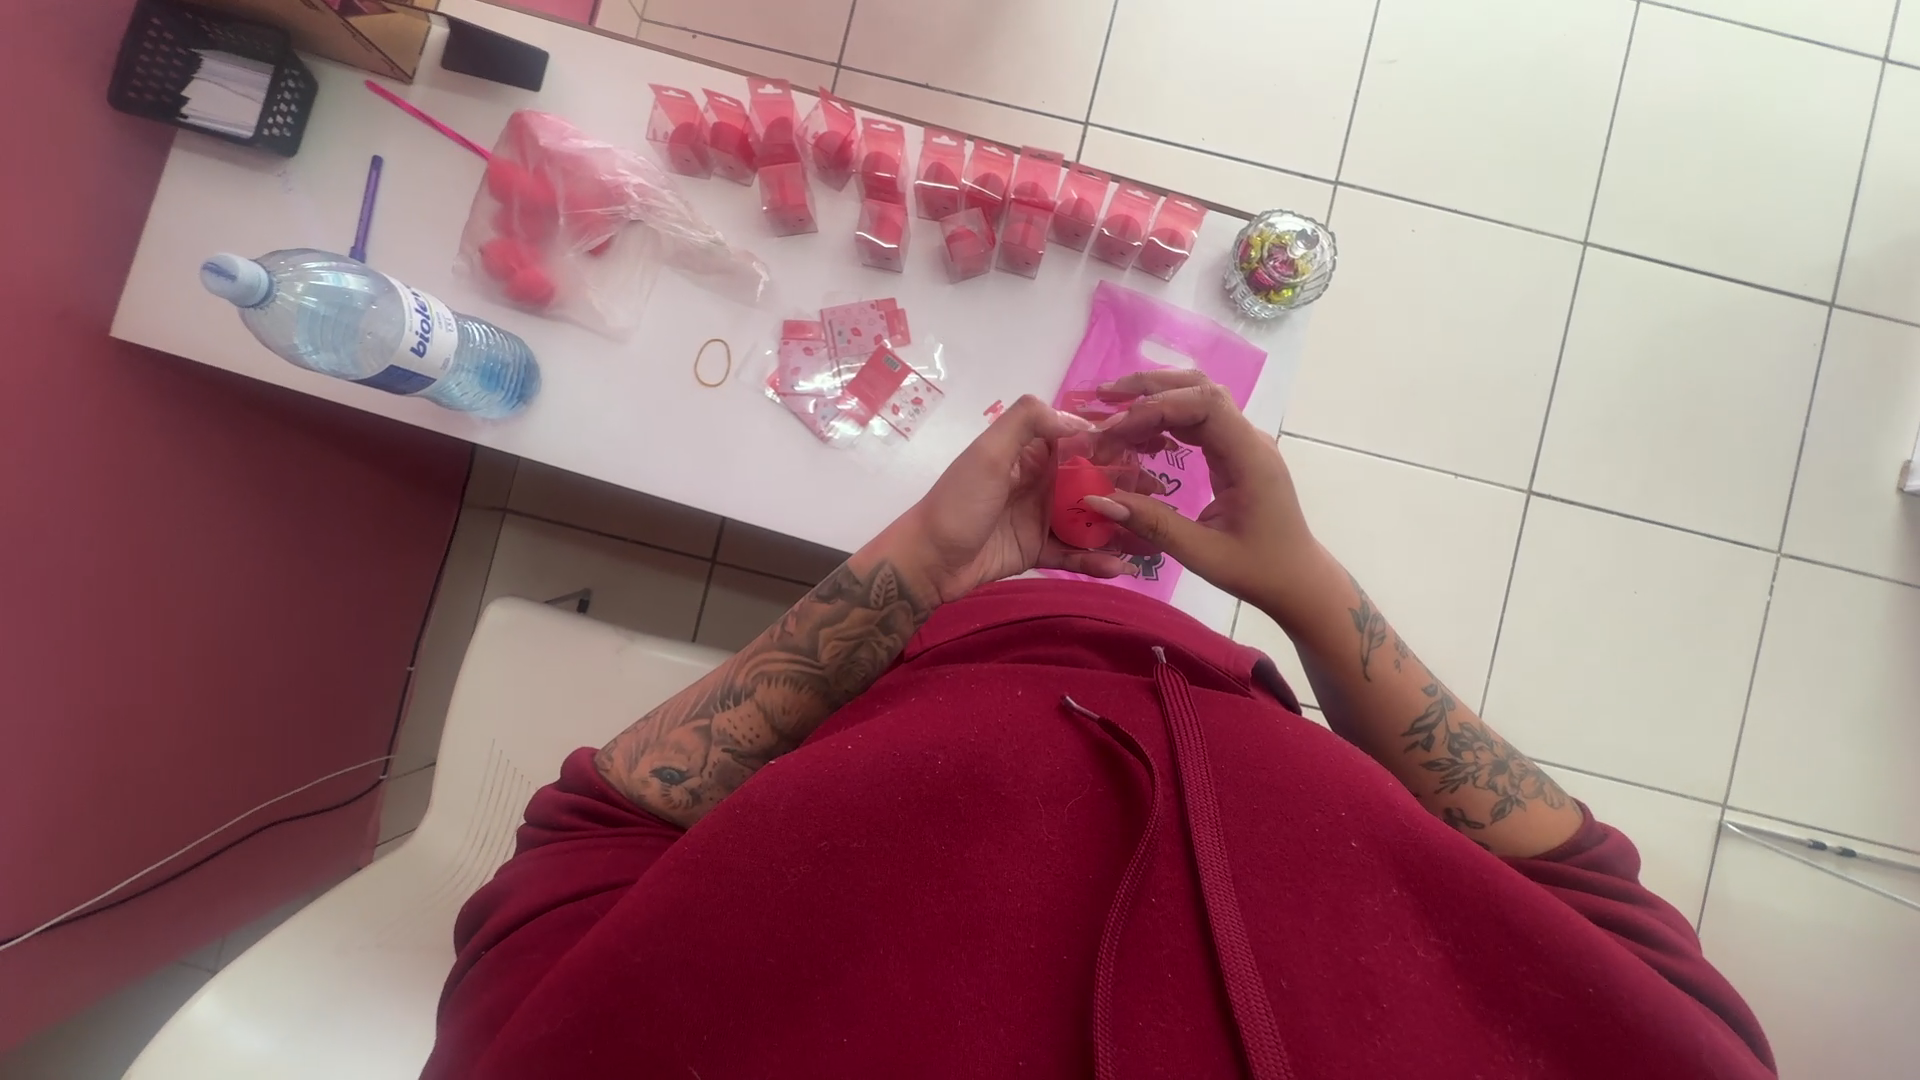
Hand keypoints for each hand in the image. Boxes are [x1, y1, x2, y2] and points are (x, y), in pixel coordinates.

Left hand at [881, 395, 1138, 603]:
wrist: (928, 562)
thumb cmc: (958, 503)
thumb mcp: (988, 452)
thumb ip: (1028, 421)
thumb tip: (1082, 420)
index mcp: (1029, 453)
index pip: (1079, 440)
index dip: (1114, 443)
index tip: (1152, 447)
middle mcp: (1040, 482)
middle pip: (1092, 480)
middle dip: (1127, 487)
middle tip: (1162, 498)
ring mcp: (1040, 517)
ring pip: (1089, 518)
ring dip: (1119, 526)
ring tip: (1155, 537)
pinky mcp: (1037, 550)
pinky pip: (1074, 552)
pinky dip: (1097, 560)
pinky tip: (1123, 567)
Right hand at [1081, 370, 1329, 623]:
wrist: (1296, 580)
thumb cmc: (1256, 569)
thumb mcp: (1201, 553)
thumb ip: (1150, 523)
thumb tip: (1097, 499)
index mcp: (1249, 458)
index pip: (1204, 405)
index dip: (1155, 408)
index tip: (1114, 430)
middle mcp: (1248, 440)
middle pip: (1200, 389)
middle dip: (1150, 388)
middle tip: (1103, 397)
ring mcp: (1242, 443)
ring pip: (1198, 399)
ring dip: (1155, 399)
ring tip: (1112, 411)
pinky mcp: (1233, 453)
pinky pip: (1198, 422)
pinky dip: (1164, 420)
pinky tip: (1137, 436)